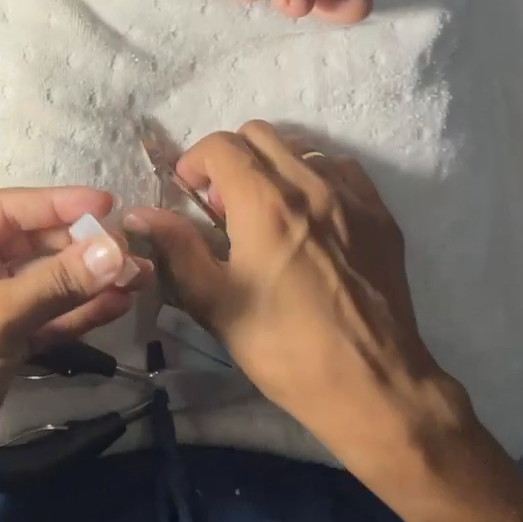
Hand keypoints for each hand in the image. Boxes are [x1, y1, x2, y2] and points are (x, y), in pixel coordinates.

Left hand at [0, 187, 148, 498]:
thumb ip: (56, 283)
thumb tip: (117, 249)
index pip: (7, 209)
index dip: (58, 204)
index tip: (109, 204)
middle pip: (29, 242)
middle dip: (80, 246)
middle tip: (132, 251)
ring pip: (43, 280)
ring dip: (88, 279)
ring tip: (140, 276)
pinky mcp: (3, 339)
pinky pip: (46, 314)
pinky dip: (79, 310)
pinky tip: (118, 304)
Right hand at [125, 121, 447, 466]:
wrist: (374, 387)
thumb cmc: (285, 349)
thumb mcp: (215, 303)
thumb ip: (176, 248)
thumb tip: (141, 213)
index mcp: (265, 206)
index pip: (221, 145)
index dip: (196, 162)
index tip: (192, 196)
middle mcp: (310, 186)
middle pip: (259, 134)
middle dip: (231, 159)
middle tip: (227, 205)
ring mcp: (352, 197)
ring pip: (300, 147)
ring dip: (273, 167)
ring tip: (269, 212)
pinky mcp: (380, 214)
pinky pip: (339, 169)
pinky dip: (315, 178)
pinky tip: (310, 219)